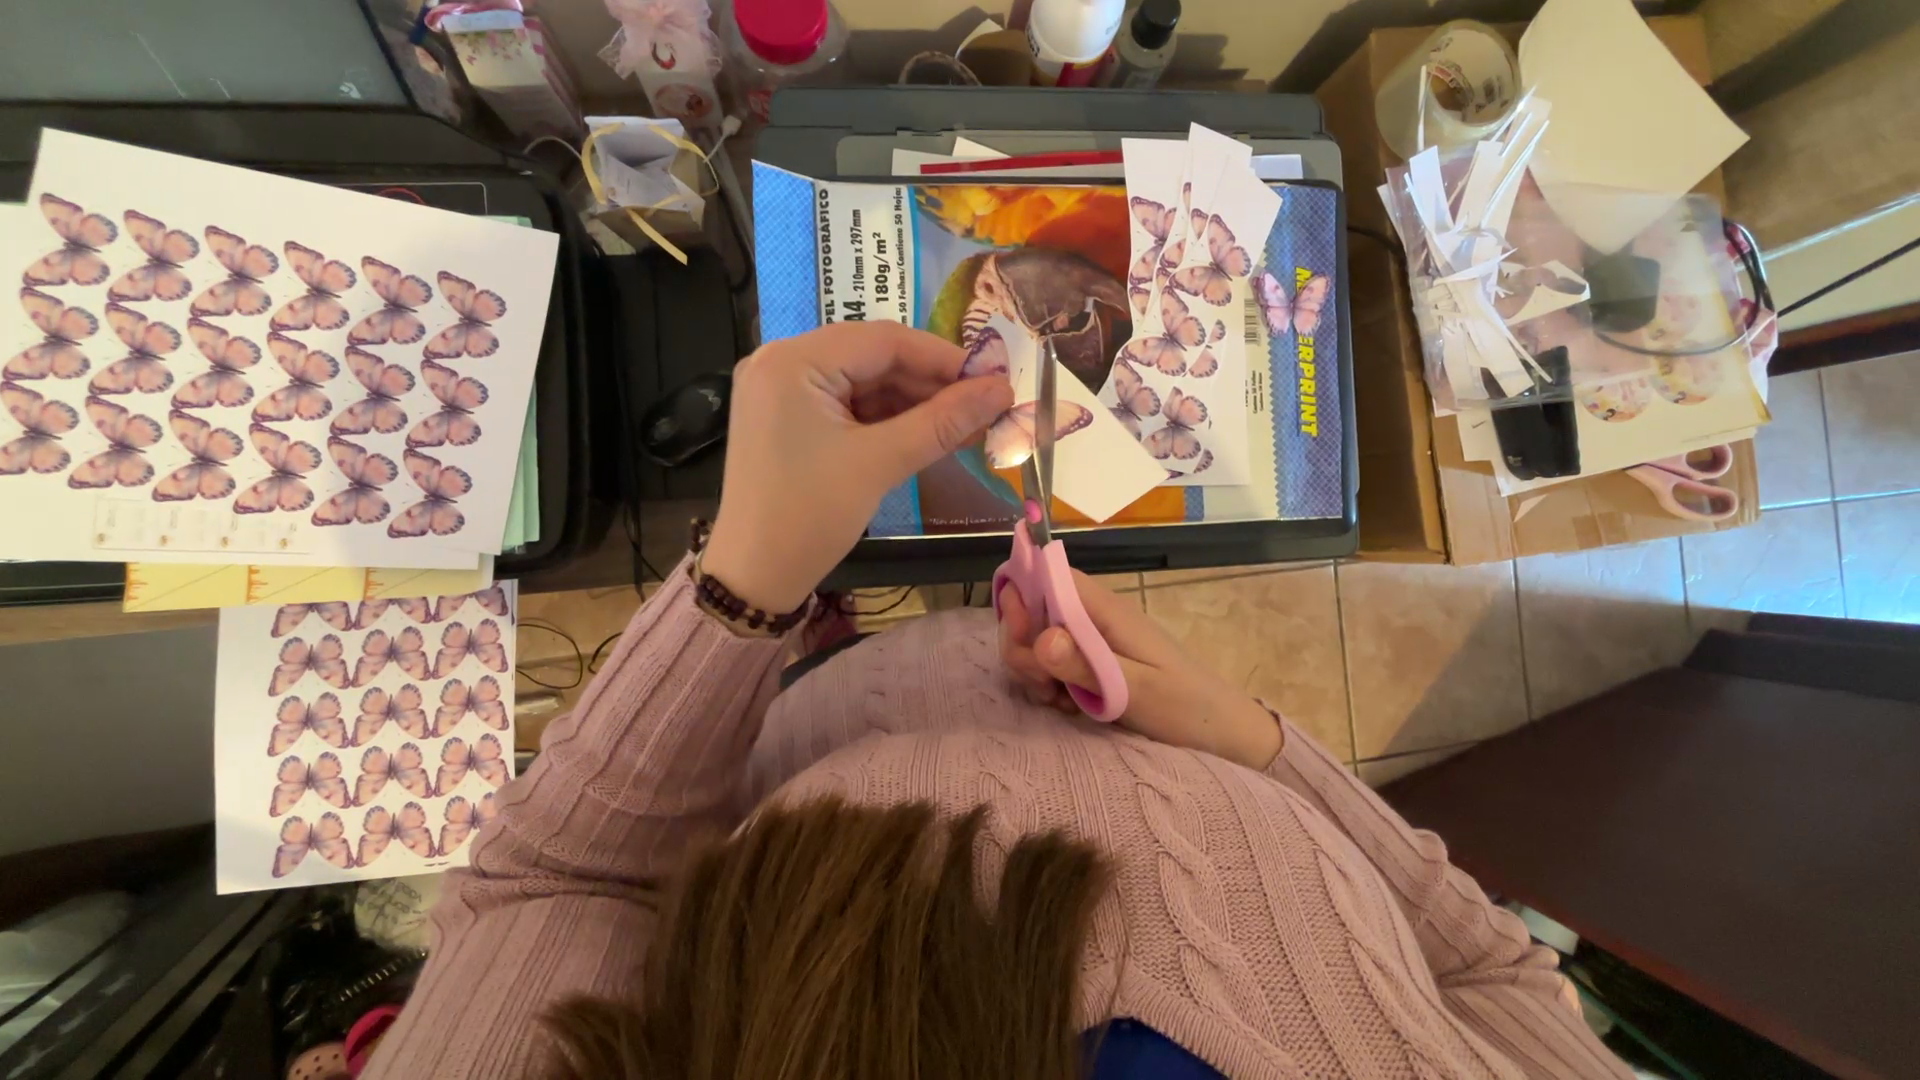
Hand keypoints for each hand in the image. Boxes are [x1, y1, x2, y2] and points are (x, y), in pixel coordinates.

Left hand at [702, 322, 1013, 612]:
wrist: (753, 577)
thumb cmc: (809, 516)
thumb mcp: (880, 464)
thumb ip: (944, 422)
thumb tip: (1003, 390)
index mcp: (793, 360)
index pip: (884, 339)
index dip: (944, 358)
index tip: (993, 380)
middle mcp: (781, 362)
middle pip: (873, 358)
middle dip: (930, 385)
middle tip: (984, 409)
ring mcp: (781, 391)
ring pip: (863, 383)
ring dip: (913, 404)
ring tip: (964, 427)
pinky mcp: (786, 419)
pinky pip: (846, 406)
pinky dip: (885, 420)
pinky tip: (925, 436)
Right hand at [998, 572, 1283, 770]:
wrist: (1220, 731)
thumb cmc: (1183, 705)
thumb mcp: (1134, 689)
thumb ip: (1084, 665)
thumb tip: (1040, 638)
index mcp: (1104, 610)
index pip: (1047, 575)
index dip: (1022, 597)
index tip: (1020, 638)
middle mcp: (1093, 618)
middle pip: (1033, 612)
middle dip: (1023, 647)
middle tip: (1044, 685)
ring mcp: (1091, 642)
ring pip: (1037, 642)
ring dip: (1035, 672)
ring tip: (1059, 700)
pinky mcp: (1092, 665)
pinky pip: (1052, 667)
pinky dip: (1050, 686)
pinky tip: (1067, 706)